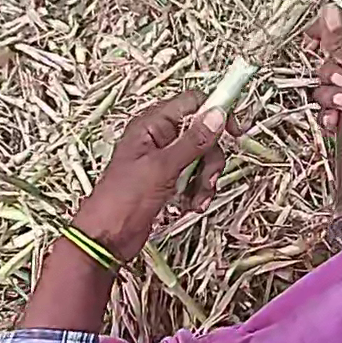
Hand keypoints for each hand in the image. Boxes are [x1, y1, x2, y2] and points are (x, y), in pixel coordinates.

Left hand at [72, 91, 227, 262]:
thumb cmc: (122, 200)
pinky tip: (190, 206)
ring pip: (201, 161)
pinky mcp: (168, 183)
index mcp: (151, 126)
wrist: (106, 239)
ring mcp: (163, 162)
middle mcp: (158, 140)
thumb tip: (217, 114)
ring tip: (196, 200)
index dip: (215, 113)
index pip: (192, 104)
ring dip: (205, 181)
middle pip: (202, 136)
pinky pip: (194, 180)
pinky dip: (197, 193)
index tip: (235, 131)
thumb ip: (192, 141)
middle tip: (207, 179)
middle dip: (210, 160)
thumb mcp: (162, 168)